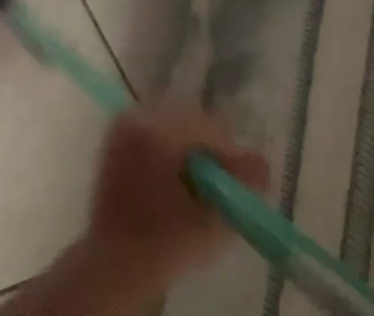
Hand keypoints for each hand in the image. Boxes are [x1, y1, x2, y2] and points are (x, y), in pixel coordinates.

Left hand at [84, 102, 270, 283]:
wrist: (117, 255)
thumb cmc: (169, 240)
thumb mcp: (217, 216)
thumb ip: (243, 183)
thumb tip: (260, 160)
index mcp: (157, 130)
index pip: (210, 125)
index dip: (232, 152)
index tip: (241, 180)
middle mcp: (135, 119)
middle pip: (188, 117)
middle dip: (210, 144)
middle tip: (222, 181)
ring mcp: (120, 128)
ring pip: (170, 124)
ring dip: (190, 146)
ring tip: (199, 184)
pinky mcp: (113, 142)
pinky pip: (152, 133)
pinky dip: (169, 149)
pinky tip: (176, 181)